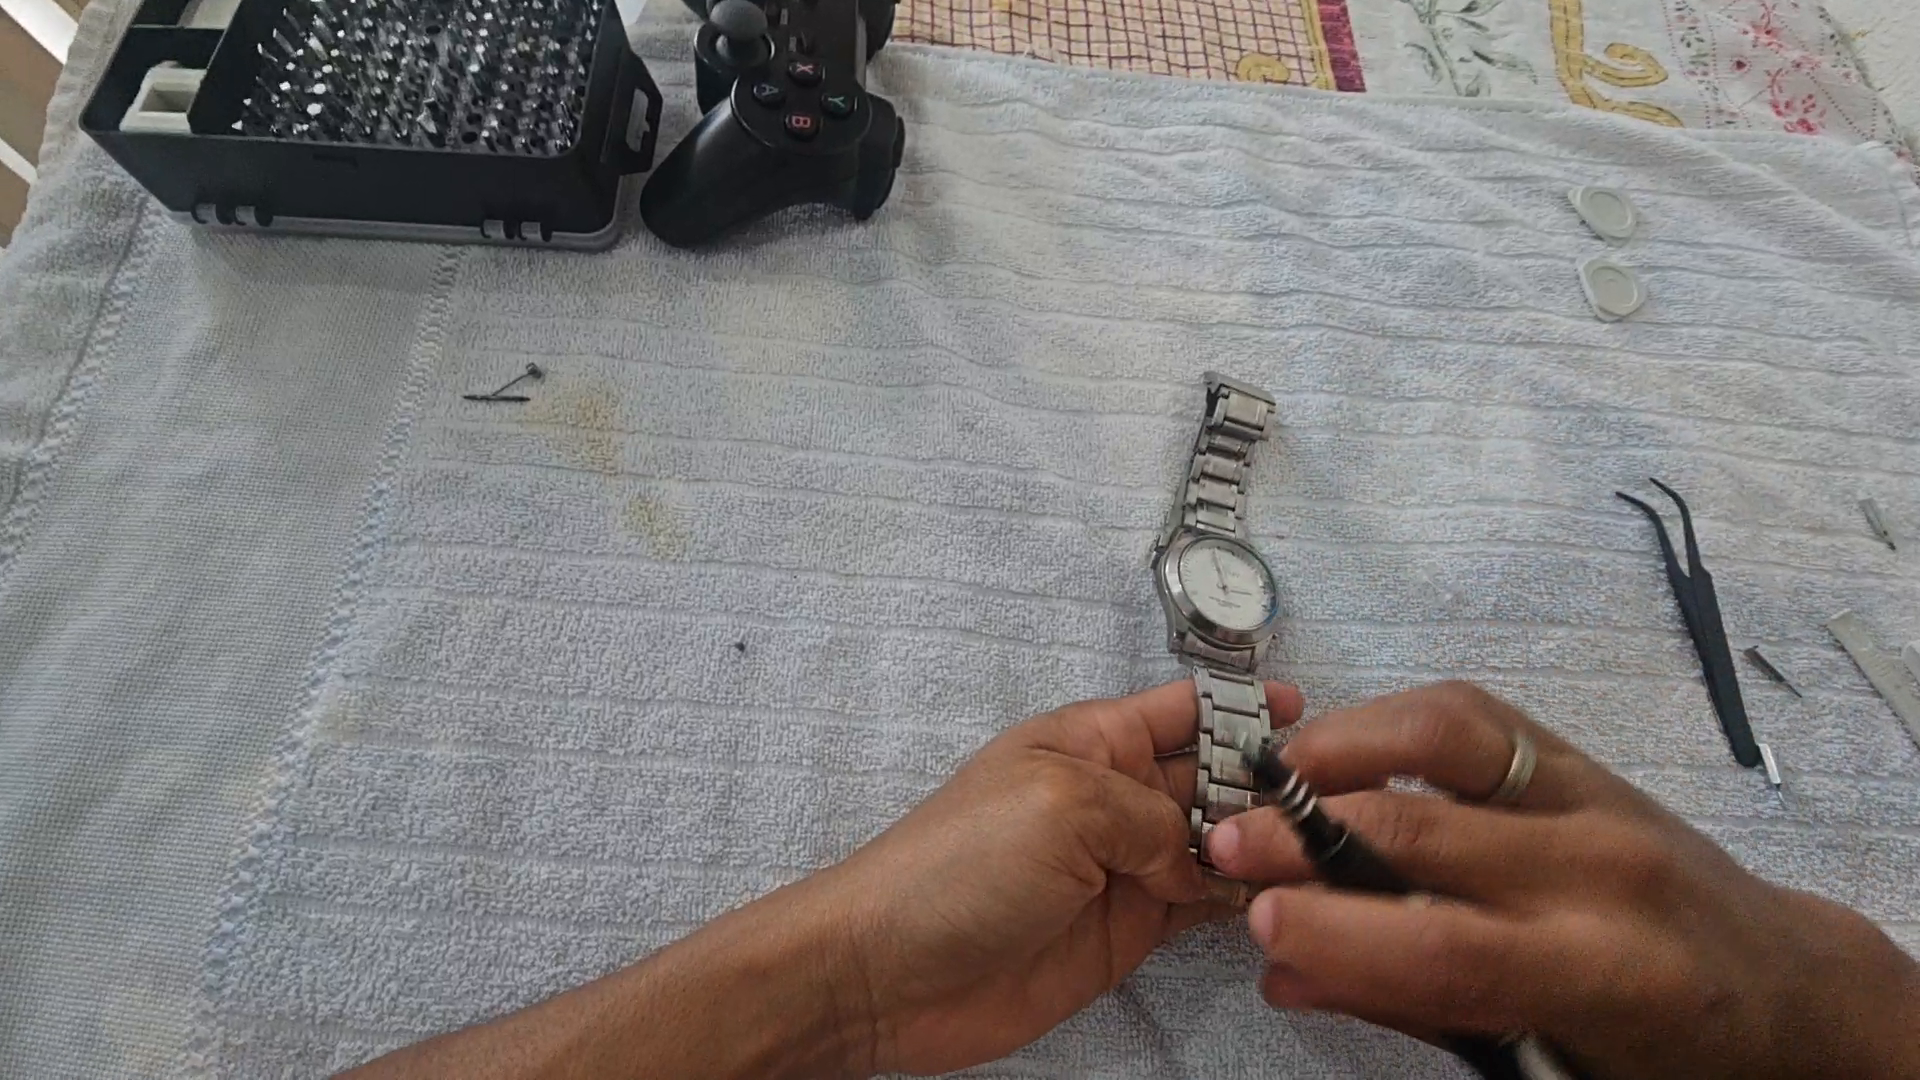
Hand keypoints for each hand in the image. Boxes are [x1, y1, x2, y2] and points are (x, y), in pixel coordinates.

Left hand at [814, 679, 1303, 1074]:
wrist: (895, 968)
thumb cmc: (965, 859)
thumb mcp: (1064, 807)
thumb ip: (1151, 819)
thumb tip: (1205, 857)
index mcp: (1092, 739)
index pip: (1181, 708)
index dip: (1241, 705)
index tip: (1311, 711)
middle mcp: (1116, 793)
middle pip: (1211, 776)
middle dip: (1271, 782)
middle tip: (1349, 801)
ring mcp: (1124, 862)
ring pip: (1216, 844)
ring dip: (1266, 847)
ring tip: (1338, 853)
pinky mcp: (1129, 927)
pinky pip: (1201, 905)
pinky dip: (1242, 903)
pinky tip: (1286, 904)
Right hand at [1203, 681, 1919, 1079]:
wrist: (1781, 980)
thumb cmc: (1655, 1039)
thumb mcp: (1543, 1054)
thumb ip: (1402, 1003)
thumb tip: (1280, 973)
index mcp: (1612, 973)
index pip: (1447, 946)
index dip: (1337, 931)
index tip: (1258, 918)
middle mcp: (1604, 869)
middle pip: (1420, 833)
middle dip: (1302, 834)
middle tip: (1226, 839)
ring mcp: (1589, 791)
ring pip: (1442, 733)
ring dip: (1336, 749)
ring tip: (1269, 773)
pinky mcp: (1566, 749)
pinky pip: (1457, 711)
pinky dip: (1380, 719)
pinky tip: (1331, 747)